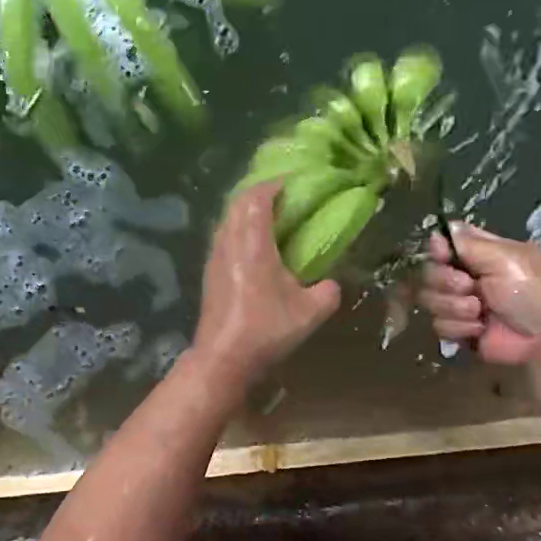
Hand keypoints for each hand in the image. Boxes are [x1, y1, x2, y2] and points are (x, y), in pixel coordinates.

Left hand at [190, 181, 341, 390]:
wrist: (222, 357)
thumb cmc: (266, 330)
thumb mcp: (310, 312)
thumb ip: (328, 291)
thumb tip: (332, 283)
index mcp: (252, 244)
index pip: (257, 199)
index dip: (273, 185)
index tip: (291, 182)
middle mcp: (229, 243)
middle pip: (237, 204)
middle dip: (258, 194)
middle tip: (282, 196)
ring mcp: (214, 257)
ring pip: (227, 220)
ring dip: (245, 211)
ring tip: (270, 217)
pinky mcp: (209, 273)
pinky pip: (223, 236)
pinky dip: (238, 229)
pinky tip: (253, 245)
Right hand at [420, 222, 540, 364]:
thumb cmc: (534, 292)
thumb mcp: (505, 258)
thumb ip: (468, 243)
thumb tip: (439, 230)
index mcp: (483, 254)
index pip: (446, 243)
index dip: (439, 249)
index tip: (443, 255)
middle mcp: (470, 277)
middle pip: (431, 271)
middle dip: (445, 281)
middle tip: (468, 286)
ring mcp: (463, 304)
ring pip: (430, 299)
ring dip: (453, 306)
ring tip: (478, 312)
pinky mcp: (461, 330)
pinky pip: (439, 324)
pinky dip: (459, 327)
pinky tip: (480, 329)